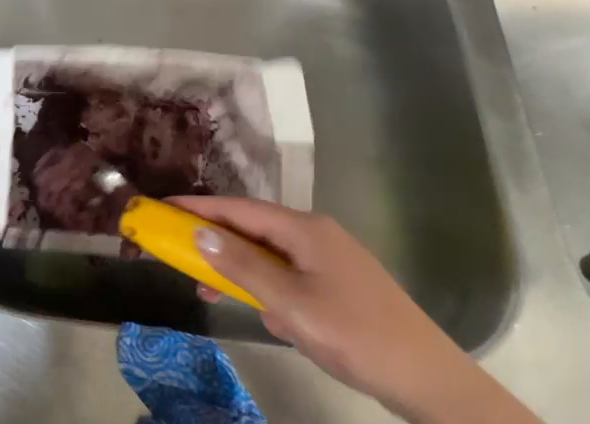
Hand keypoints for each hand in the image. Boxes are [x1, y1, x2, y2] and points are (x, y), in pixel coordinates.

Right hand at [169, 197, 540, 423]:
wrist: (430, 381)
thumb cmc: (355, 335)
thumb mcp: (290, 303)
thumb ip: (242, 266)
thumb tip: (199, 233)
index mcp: (304, 228)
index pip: (238, 208)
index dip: (197, 208)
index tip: (159, 208)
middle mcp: (316, 234)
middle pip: (252, 227)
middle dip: (214, 240)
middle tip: (177, 254)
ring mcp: (331, 260)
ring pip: (270, 254)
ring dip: (240, 269)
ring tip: (211, 291)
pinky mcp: (342, 286)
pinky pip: (290, 275)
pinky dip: (268, 287)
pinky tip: (267, 315)